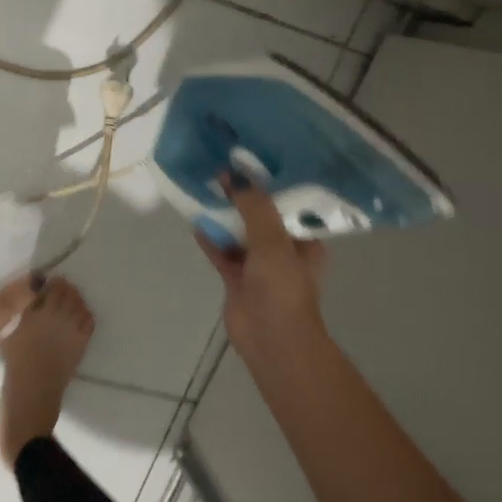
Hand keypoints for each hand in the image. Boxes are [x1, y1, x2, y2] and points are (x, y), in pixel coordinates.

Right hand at [196, 177, 329, 368]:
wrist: (271, 339)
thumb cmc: (282, 288)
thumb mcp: (272, 242)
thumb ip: (254, 208)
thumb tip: (234, 177)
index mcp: (305, 240)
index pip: (289, 204)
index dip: (271, 183)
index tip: (251, 161)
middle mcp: (284, 250)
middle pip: (261, 217)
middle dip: (243, 197)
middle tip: (223, 170)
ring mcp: (260, 266)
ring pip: (240, 234)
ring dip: (225, 216)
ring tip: (206, 190)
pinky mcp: (238, 280)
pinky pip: (223, 253)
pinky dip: (212, 239)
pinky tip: (196, 221)